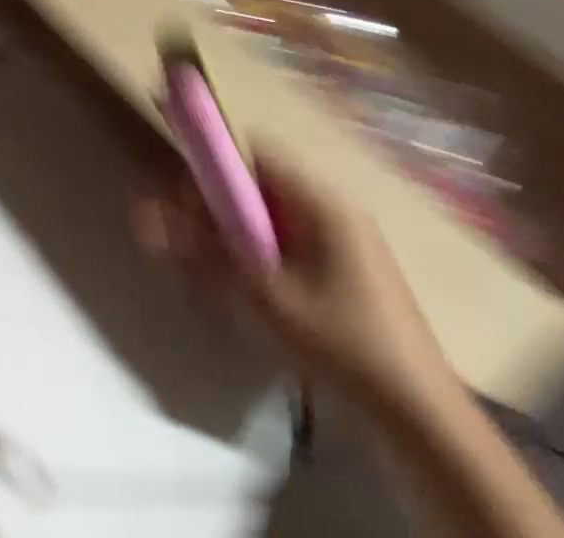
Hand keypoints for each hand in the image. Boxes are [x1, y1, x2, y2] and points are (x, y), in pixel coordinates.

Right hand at [133, 150, 452, 408]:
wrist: (415, 406)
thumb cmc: (341, 340)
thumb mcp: (263, 291)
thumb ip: (204, 245)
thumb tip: (147, 208)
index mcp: (323, 206)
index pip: (253, 157)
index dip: (210, 170)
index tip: (180, 204)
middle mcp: (330, 212)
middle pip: (252, 189)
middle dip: (207, 213)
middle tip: (175, 246)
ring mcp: (336, 241)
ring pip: (259, 220)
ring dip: (221, 240)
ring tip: (197, 278)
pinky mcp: (336, 267)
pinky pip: (277, 244)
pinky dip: (245, 258)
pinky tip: (228, 291)